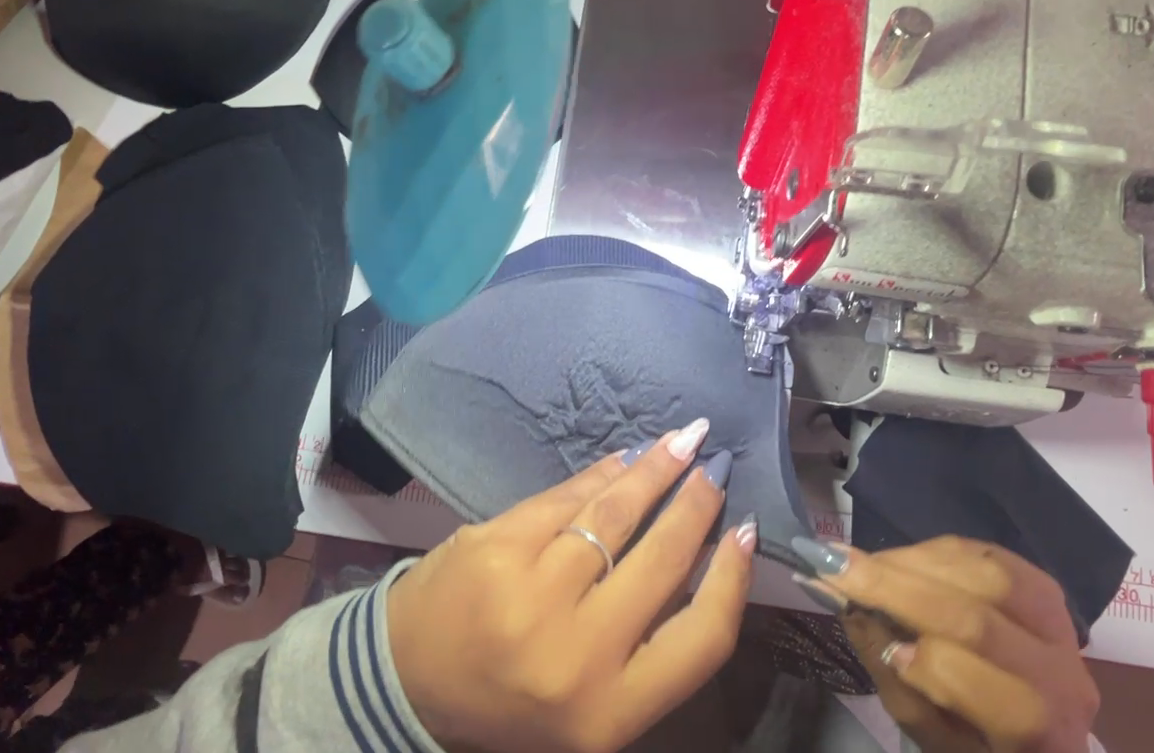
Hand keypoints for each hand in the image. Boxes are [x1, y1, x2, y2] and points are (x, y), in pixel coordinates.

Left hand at [387, 419, 757, 752]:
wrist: (406, 680)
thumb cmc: (511, 701)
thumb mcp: (592, 705)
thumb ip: (648, 647)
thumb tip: (704, 553)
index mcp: (608, 711)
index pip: (701, 639)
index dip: (732, 580)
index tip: (746, 531)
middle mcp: (576, 654)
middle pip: (661, 561)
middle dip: (695, 504)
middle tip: (716, 465)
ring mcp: (531, 592)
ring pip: (615, 516)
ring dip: (656, 471)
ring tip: (684, 440)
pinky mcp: (498, 544)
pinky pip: (567, 497)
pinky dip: (603, 472)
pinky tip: (627, 456)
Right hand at [795, 537, 1097, 752]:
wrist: (1034, 730)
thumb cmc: (975, 745)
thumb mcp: (933, 741)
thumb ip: (896, 680)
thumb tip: (853, 609)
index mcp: (1043, 739)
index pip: (992, 694)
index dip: (929, 662)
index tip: (862, 627)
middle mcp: (1066, 680)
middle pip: (979, 621)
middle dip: (897, 586)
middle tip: (835, 564)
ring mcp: (1063, 628)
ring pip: (986, 576)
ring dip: (913, 561)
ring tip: (863, 561)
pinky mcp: (1046, 588)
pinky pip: (989, 555)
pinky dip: (936, 551)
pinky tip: (900, 559)